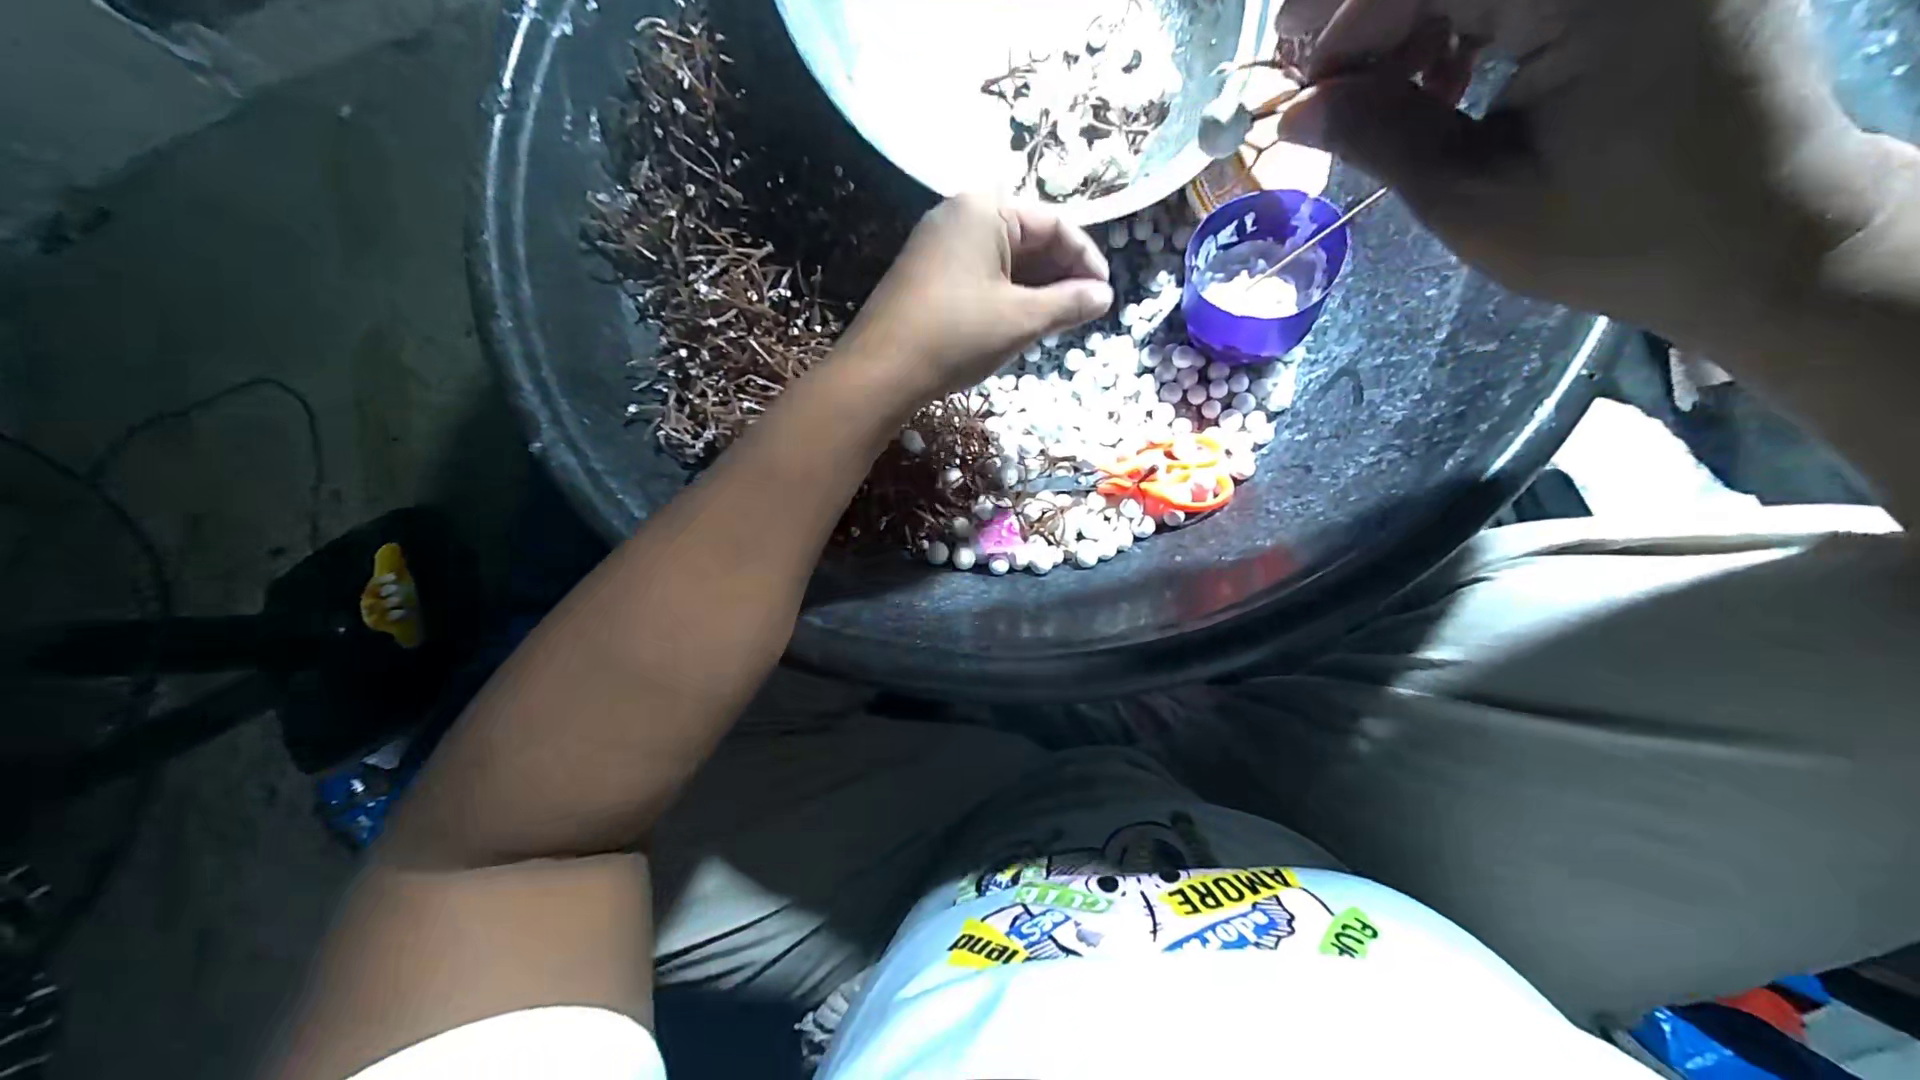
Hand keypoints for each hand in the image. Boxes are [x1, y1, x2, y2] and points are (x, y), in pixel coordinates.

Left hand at [837, 193, 1113, 402]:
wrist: (880, 372)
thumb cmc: (956, 335)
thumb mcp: (1021, 319)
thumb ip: (1069, 303)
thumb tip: (1104, 295)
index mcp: (984, 208)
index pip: (1054, 223)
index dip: (1086, 259)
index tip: (1105, 294)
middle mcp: (959, 216)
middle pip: (1028, 238)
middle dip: (1061, 275)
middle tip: (1084, 312)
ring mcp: (938, 246)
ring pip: (1005, 261)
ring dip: (1036, 289)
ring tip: (1059, 323)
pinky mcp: (927, 275)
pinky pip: (981, 276)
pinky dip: (1007, 296)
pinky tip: (1022, 324)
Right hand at [1275, 0, 1911, 349]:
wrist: (1754, 231)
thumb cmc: (1610, 234)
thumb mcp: (1472, 200)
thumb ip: (1380, 137)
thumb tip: (1291, 114)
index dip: (1343, 30)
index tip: (1295, 100)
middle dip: (1366, 19)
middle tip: (1312, 85)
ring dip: (1409, 20)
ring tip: (1378, 96)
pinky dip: (1461, 17)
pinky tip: (1441, 76)